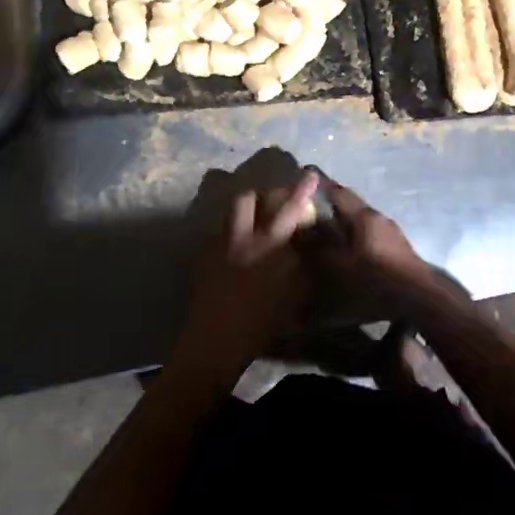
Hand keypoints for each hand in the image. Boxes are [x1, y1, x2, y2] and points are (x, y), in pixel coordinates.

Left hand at [179, 171, 320, 367]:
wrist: (217, 340)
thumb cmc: (262, 322)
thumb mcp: (295, 296)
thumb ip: (302, 268)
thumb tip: (305, 250)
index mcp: (269, 244)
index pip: (290, 208)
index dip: (302, 189)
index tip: (310, 174)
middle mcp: (241, 237)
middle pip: (246, 199)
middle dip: (261, 196)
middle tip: (272, 204)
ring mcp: (218, 246)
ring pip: (228, 215)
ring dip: (243, 213)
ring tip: (252, 223)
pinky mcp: (203, 260)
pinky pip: (217, 235)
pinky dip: (230, 234)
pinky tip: (236, 250)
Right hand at [311, 176, 458, 307]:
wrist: (418, 294)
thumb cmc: (375, 277)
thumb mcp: (339, 264)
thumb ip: (319, 247)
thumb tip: (303, 233)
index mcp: (363, 216)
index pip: (338, 192)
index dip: (320, 188)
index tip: (305, 189)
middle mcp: (379, 217)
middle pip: (351, 206)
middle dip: (331, 209)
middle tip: (312, 219)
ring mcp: (392, 231)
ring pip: (363, 221)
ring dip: (346, 225)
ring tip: (329, 237)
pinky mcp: (399, 246)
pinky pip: (372, 234)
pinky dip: (358, 237)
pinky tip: (351, 252)